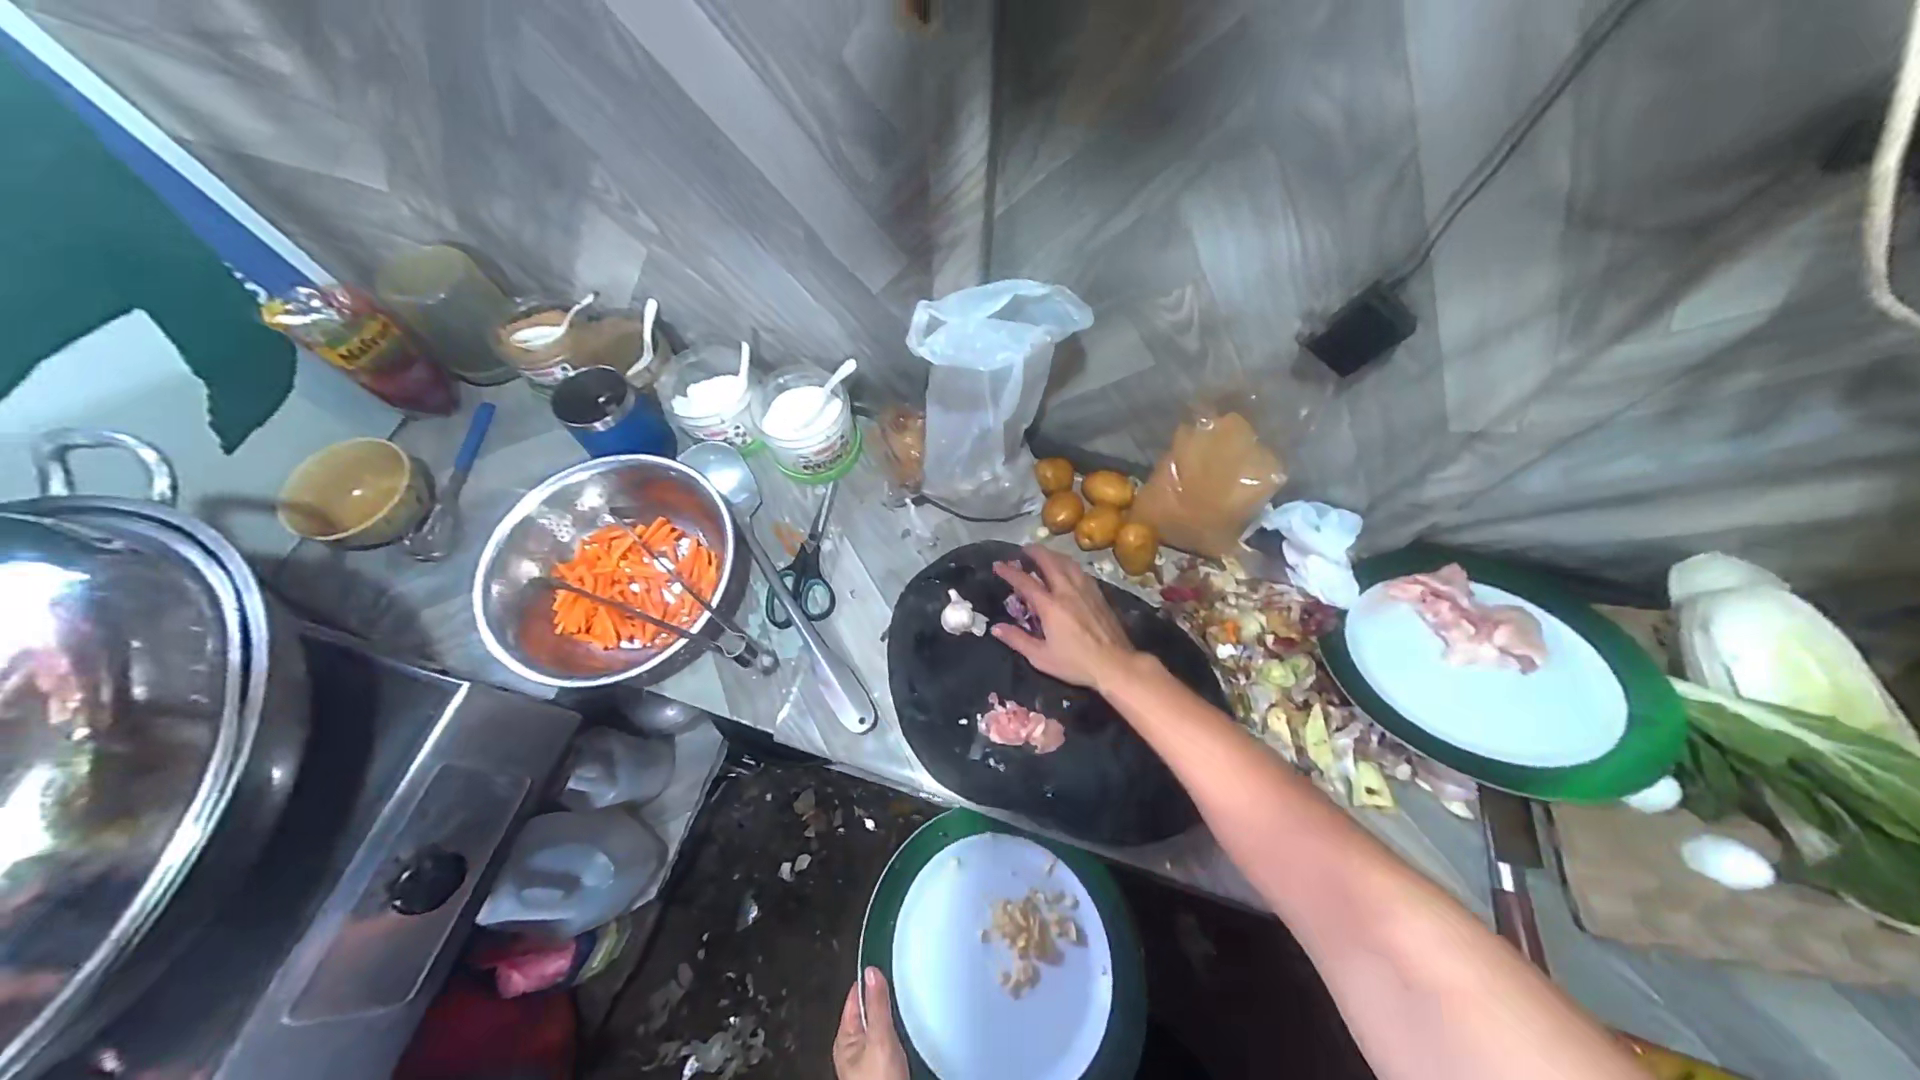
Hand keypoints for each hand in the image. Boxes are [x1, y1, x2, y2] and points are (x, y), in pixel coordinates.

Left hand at [833, 967, 907, 1079]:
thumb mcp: (879, 1038)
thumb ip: (876, 1006)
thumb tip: (871, 973)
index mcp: (845, 1039)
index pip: (855, 997)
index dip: (870, 980)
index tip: (884, 965)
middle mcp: (854, 1049)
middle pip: (869, 1011)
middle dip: (883, 999)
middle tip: (898, 984)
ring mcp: (868, 1059)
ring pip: (881, 1025)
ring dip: (892, 1016)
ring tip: (904, 1004)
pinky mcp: (884, 1068)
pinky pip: (890, 1039)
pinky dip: (898, 1032)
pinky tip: (907, 1030)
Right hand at [992, 545, 1138, 690]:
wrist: (1114, 664)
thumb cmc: (1075, 663)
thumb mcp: (1041, 657)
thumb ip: (1017, 640)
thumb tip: (996, 628)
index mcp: (1050, 606)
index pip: (1025, 582)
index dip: (1009, 571)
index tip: (998, 564)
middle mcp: (1067, 591)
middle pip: (1050, 562)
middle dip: (1035, 552)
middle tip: (1024, 549)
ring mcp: (1086, 591)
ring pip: (1068, 563)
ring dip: (1053, 555)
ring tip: (1045, 555)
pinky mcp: (1099, 595)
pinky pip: (1081, 572)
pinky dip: (1069, 565)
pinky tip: (1069, 570)